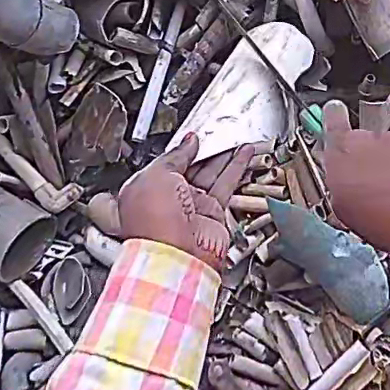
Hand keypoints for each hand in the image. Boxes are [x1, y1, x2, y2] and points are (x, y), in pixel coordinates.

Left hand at [116, 134, 232, 267]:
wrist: (176, 255)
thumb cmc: (154, 221)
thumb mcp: (157, 173)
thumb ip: (175, 155)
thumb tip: (188, 142)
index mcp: (145, 190)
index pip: (163, 164)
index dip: (177, 150)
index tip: (189, 137)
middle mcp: (168, 200)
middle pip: (189, 168)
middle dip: (202, 151)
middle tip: (214, 135)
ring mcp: (191, 208)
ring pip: (210, 174)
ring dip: (224, 155)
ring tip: (234, 139)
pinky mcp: (212, 215)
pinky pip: (226, 185)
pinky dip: (236, 168)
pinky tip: (243, 154)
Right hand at [319, 100, 389, 256]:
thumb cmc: (379, 217)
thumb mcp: (342, 208)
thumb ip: (337, 185)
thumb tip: (340, 187)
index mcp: (339, 150)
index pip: (330, 120)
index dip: (331, 116)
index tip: (331, 114)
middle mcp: (364, 138)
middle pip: (357, 141)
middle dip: (360, 156)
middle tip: (364, 181)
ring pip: (381, 146)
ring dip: (383, 161)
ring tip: (387, 190)